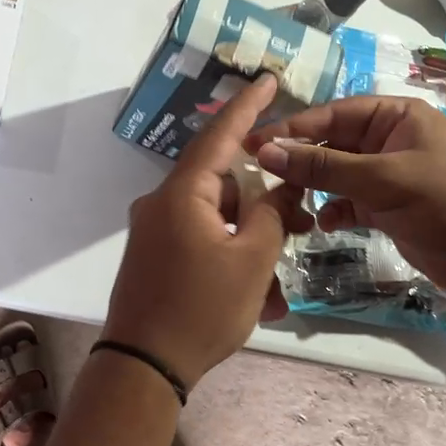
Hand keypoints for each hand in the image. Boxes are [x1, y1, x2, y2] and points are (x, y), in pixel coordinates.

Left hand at [104, 75, 305, 390]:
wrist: (142, 366)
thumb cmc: (199, 310)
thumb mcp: (251, 262)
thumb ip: (270, 216)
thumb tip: (278, 190)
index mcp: (181, 194)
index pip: (219, 136)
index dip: (247, 107)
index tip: (269, 80)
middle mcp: (162, 203)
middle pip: (225, 188)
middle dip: (266, 209)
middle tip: (303, 225)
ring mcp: (155, 232)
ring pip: (218, 224)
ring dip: (252, 250)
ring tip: (276, 296)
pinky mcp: (155, 257)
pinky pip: (202, 246)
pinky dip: (230, 265)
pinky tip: (257, 304)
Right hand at [244, 96, 445, 298]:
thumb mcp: (382, 179)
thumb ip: (323, 166)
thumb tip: (267, 151)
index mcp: (396, 116)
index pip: (332, 114)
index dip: (292, 128)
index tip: (254, 143)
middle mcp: (390, 139)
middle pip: (331, 142)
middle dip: (299, 158)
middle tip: (261, 172)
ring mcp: (389, 173)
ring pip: (336, 172)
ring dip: (313, 185)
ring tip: (285, 199)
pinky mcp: (389, 205)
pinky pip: (349, 199)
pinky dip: (334, 209)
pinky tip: (321, 223)